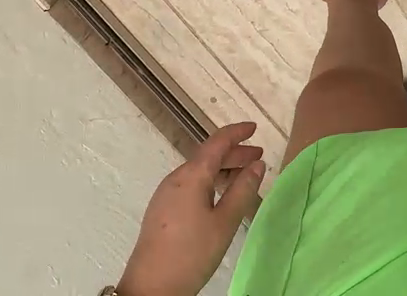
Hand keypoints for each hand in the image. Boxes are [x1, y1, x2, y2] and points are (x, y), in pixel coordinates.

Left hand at [117, 122, 266, 295]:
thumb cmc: (190, 254)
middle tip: (257, 157)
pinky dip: (210, 182)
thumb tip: (257, 164)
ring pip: (199, 171)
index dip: (237, 132)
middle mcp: (176, 179)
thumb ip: (243, 190)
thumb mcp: (225, 223)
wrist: (149, 291)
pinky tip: (220, 196)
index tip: (255, 128)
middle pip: (208, 156)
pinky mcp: (161, 211)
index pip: (217, 142)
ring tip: (243, 177)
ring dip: (222, 169)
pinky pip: (190, 185)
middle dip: (234, 153)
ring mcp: (165, 195)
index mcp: (191, 176)